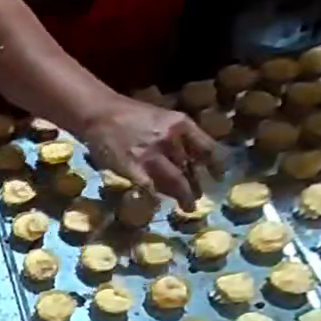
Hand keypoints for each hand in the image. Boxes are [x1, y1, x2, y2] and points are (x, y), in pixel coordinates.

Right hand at [78, 95, 220, 210]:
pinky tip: (159, 204)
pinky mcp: (131, 168)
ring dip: (181, 195)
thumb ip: (176, 135)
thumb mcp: (162, 118)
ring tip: (185, 207)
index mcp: (182, 125)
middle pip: (190, 168)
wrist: (100, 115)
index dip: (216, 166)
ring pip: (174, 180)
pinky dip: (156, 196)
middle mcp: (170, 140)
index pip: (208, 149)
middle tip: (196, 199)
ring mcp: (150, 156)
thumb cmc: (130, 114)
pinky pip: (148, 186)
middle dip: (195, 186)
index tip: (219, 177)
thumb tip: (186, 156)